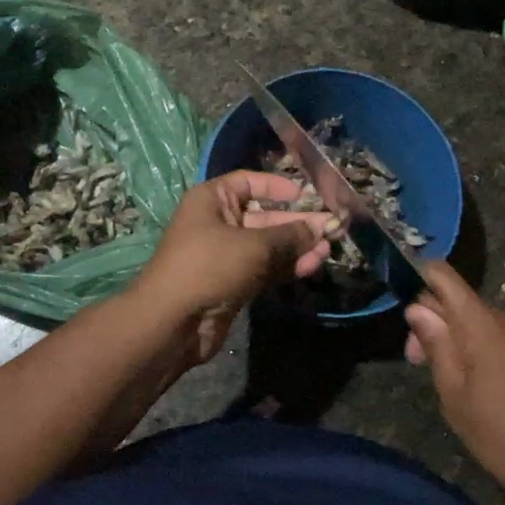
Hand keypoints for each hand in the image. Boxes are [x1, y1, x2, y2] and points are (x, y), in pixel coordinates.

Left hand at [130, 171, 336, 358]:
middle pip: (264, 216)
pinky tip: (313, 265)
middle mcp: (218, 223)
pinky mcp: (234, 284)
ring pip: (268, 246)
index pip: (248, 182)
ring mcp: (225, 256)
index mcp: (212, 200)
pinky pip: (265, 269)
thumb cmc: (209, 266)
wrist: (173, 322)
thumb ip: (289, 236)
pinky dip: (287, 267)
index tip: (306, 195)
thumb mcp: (253, 246)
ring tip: (329, 249)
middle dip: (297, 223)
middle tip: (332, 227)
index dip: (277, 187)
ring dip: (297, 247)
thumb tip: (318, 227)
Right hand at [404, 263, 504, 481]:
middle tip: (423, 367)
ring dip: (469, 343)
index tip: (407, 313)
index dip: (421, 281)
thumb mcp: (455, 397)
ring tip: (463, 387)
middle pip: (466, 305)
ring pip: (489, 325)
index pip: (445, 278)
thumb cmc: (504, 438)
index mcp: (486, 324)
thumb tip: (418, 308)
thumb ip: (437, 345)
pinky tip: (495, 392)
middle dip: (442, 327)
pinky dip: (495, 353)